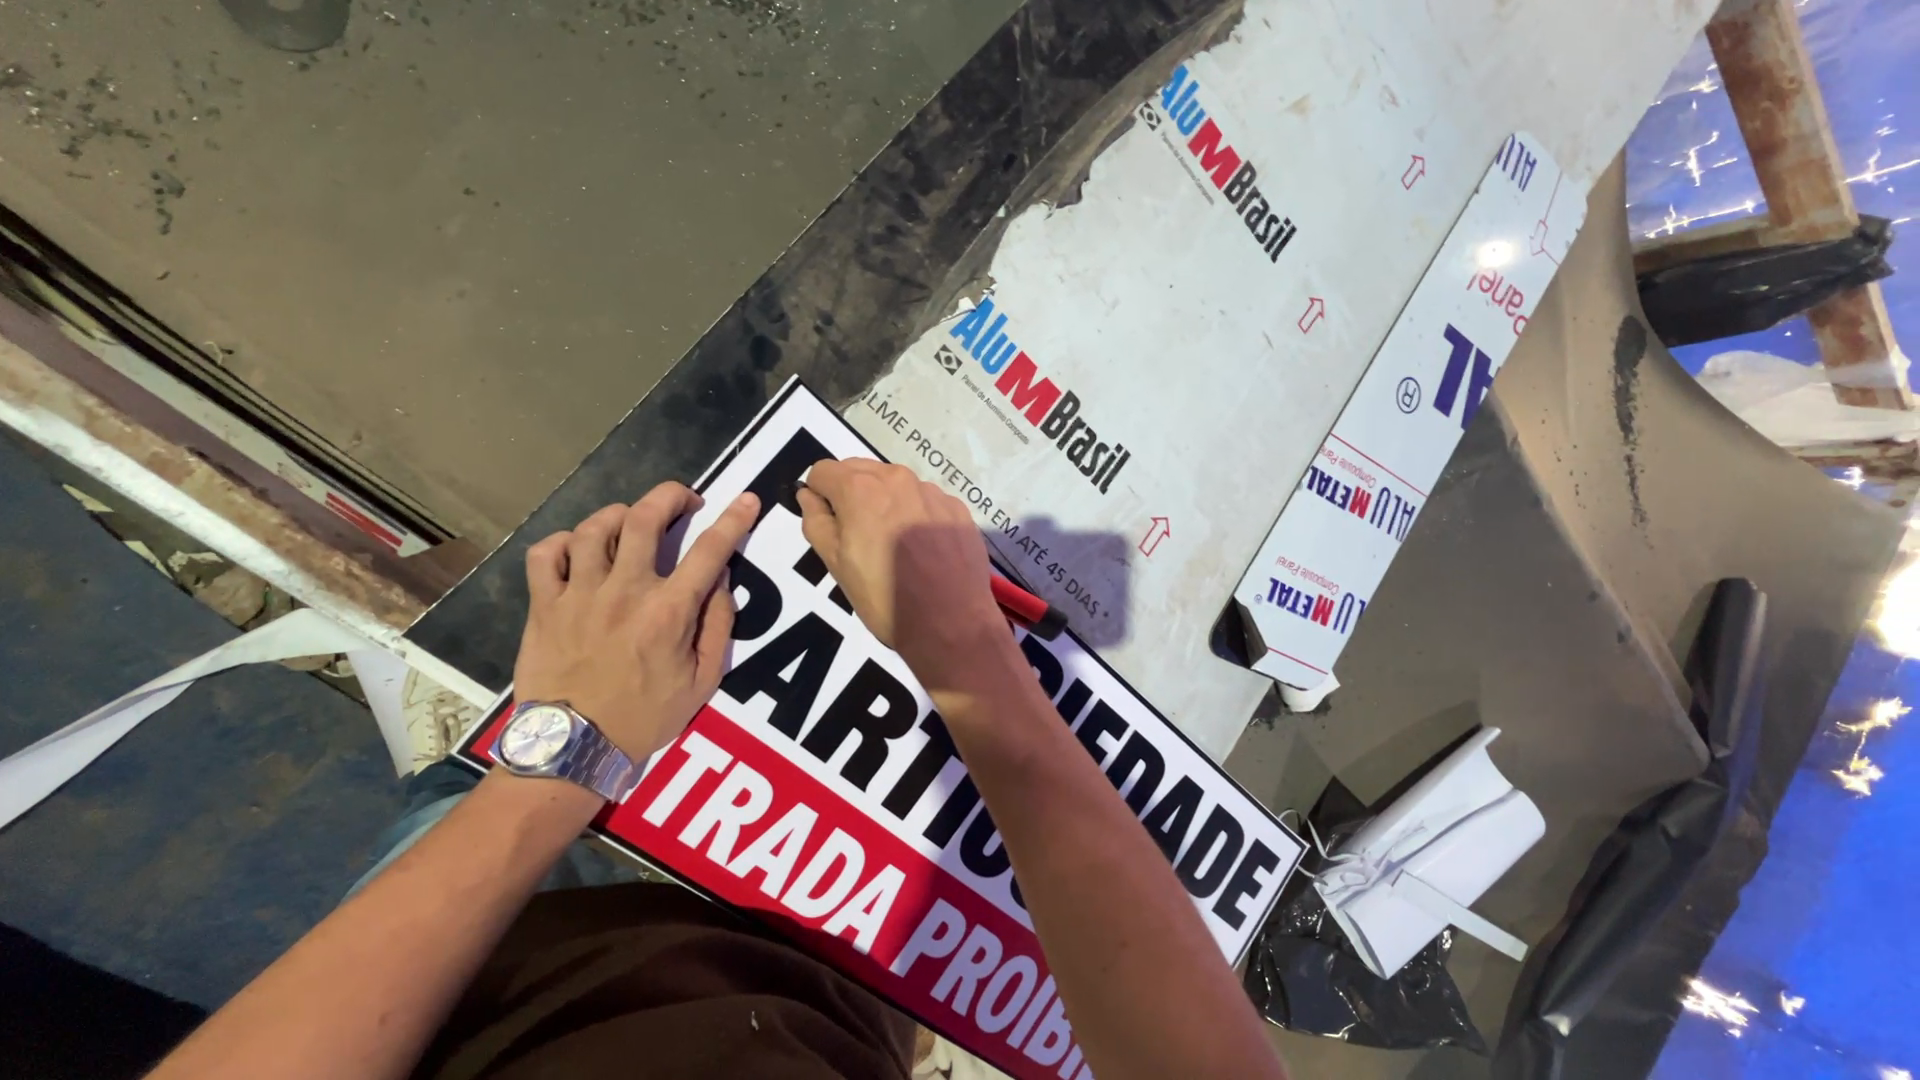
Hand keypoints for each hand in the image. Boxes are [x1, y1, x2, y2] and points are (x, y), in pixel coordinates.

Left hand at [513, 483, 759, 760]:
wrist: (573, 747)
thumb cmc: (644, 717)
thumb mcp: (701, 683)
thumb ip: (716, 627)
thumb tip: (719, 582)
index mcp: (668, 612)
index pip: (709, 551)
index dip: (734, 519)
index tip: (747, 499)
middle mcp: (624, 592)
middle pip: (646, 518)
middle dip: (671, 496)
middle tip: (684, 501)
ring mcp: (578, 595)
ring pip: (595, 527)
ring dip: (620, 514)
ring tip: (631, 523)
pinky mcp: (544, 605)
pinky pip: (546, 554)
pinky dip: (563, 541)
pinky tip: (579, 549)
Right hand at [795, 460, 1009, 693]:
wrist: (950, 623)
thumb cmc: (883, 597)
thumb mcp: (834, 563)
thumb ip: (815, 521)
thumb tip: (809, 495)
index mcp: (861, 488)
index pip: (823, 471)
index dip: (819, 496)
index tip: (828, 523)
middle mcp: (898, 479)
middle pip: (860, 471)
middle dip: (851, 494)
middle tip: (857, 536)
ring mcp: (933, 492)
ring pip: (895, 485)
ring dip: (886, 503)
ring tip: (893, 546)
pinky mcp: (958, 509)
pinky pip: (926, 501)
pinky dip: (917, 515)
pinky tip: (923, 550)